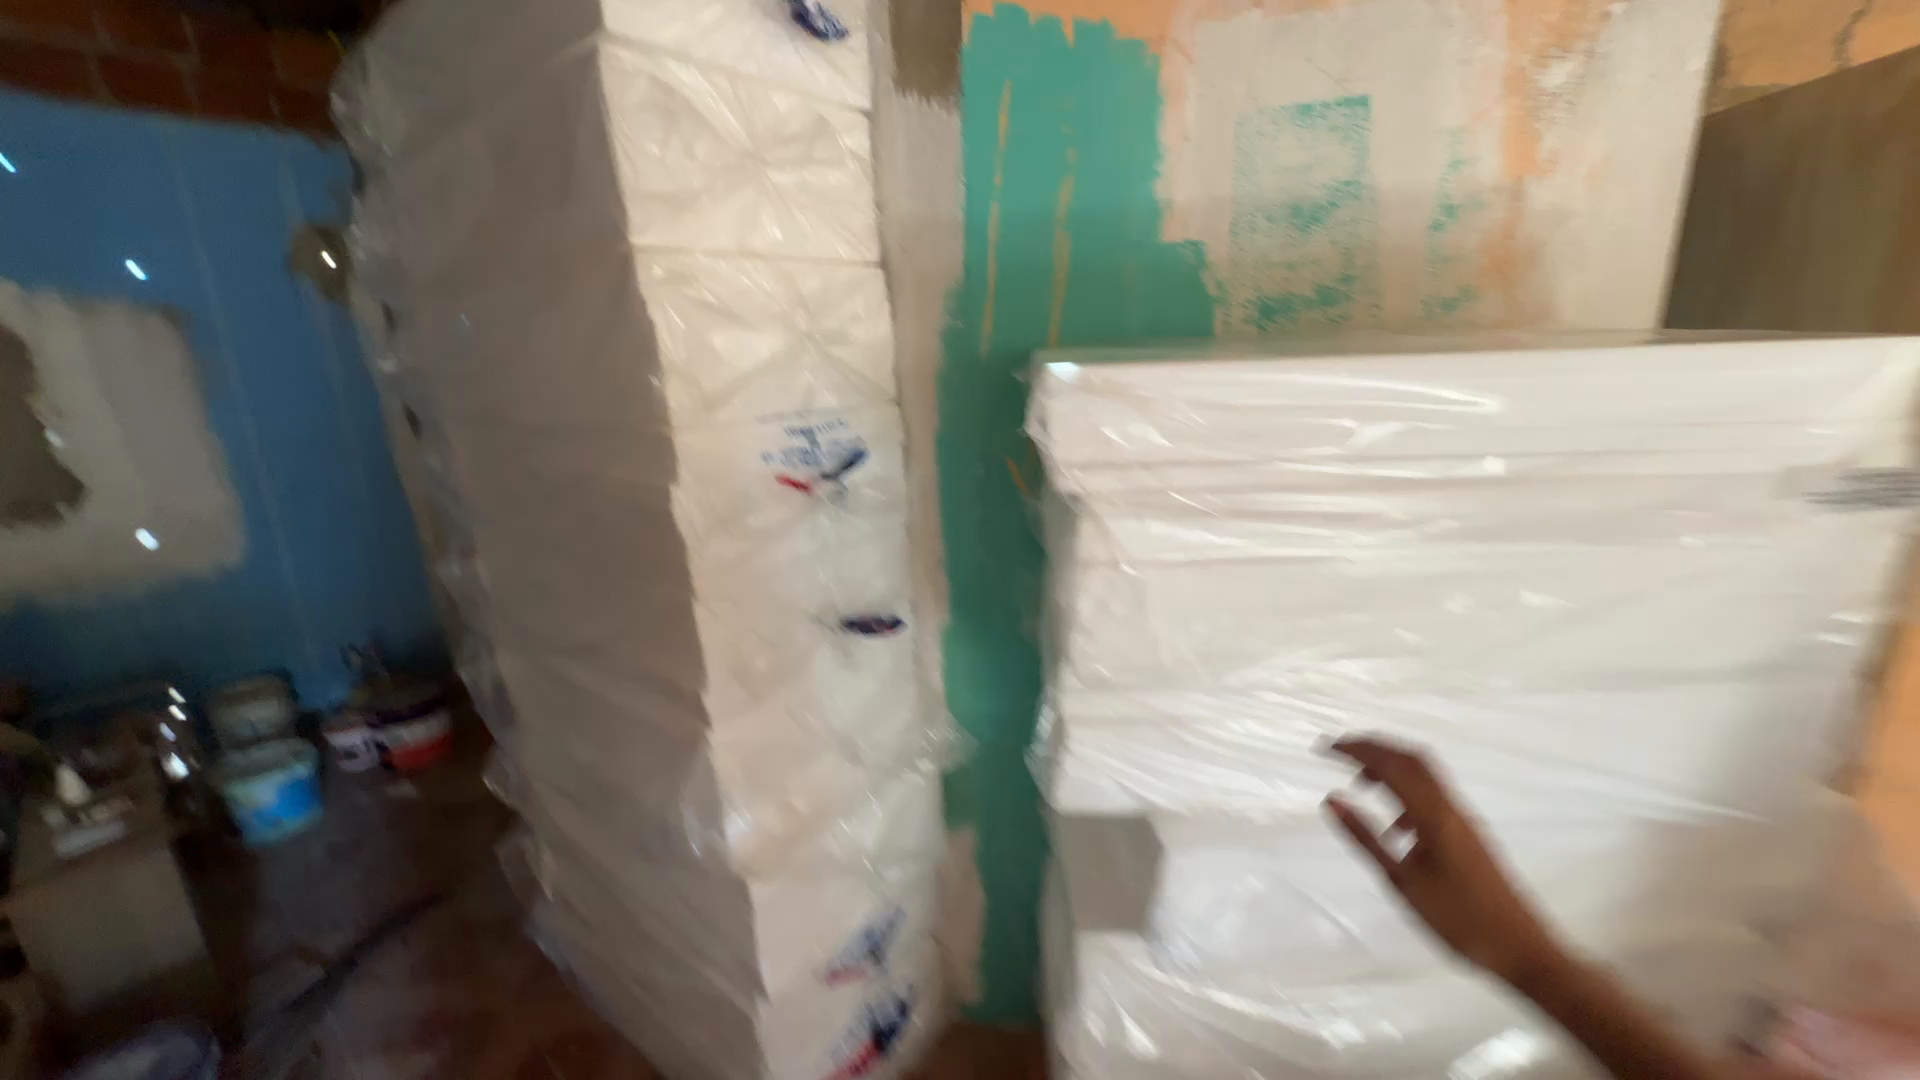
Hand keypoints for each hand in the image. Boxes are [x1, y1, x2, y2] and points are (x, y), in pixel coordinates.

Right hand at [1322, 735, 1560, 984]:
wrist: (1524, 950)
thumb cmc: (1458, 919)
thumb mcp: (1401, 881)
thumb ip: (1365, 837)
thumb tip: (1332, 800)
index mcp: (1432, 815)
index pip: (1390, 765)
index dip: (1355, 749)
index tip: (1324, 748)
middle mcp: (1451, 807)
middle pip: (1410, 758)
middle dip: (1373, 747)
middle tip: (1339, 752)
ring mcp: (1464, 818)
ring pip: (1423, 773)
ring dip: (1390, 766)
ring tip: (1361, 784)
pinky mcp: (1469, 832)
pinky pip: (1432, 794)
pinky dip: (1406, 791)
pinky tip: (1395, 826)